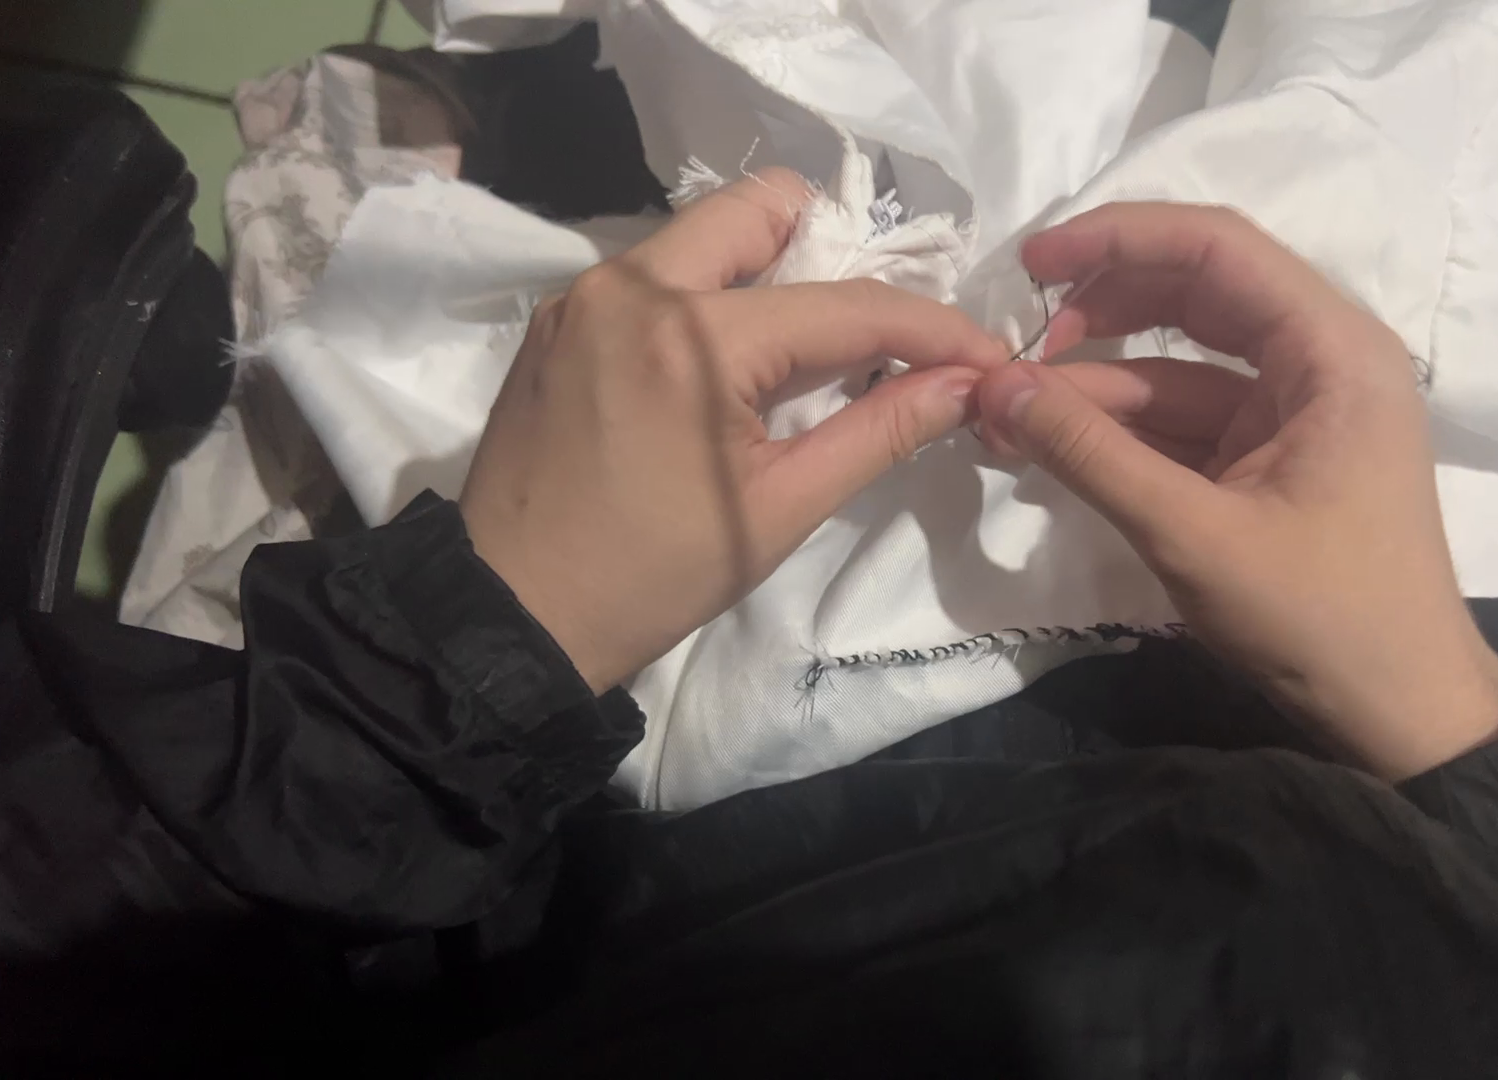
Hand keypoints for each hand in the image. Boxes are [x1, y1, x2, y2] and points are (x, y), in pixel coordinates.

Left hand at [461, 170, 1007, 691]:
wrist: (514, 617)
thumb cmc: (654, 578)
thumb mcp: (781, 509)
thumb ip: (879, 432)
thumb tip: (962, 383)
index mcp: (693, 337)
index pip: (845, 306)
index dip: (931, 327)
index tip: (983, 353)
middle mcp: (630, 284)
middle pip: (764, 209)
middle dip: (838, 257)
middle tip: (868, 338)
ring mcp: (583, 294)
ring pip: (706, 236)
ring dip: (773, 277)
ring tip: (799, 360)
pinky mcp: (558, 319)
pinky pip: (658, 275)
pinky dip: (714, 301)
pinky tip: (724, 373)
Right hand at [977, 203, 1497, 779]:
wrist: (1390, 713)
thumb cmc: (1316, 617)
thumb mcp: (1190, 531)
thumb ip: (1090, 453)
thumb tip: (995, 385)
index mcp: (1330, 352)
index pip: (1217, 250)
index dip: (1118, 238)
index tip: (1033, 261)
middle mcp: (1313, 362)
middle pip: (1192, 298)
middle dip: (1098, 313)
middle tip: (1017, 346)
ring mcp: (1283, 413)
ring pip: (1172, 367)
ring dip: (1092, 385)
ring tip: (1013, 411)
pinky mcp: (1256, 458)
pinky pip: (1173, 422)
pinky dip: (1113, 430)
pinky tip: (1052, 444)